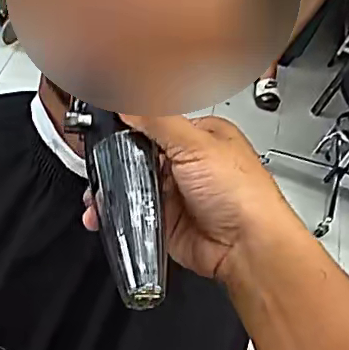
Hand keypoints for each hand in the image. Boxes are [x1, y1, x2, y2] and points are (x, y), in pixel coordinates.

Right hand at [81, 113, 304, 283]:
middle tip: (101, 168)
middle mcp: (190, 168)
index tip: (107, 130)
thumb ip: (158, 121)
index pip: (157, 125)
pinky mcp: (169, 226)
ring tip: (103, 195)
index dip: (132, 128)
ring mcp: (179, 198)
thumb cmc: (242, 195)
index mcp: (202, 138)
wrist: (246, 246)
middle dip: (120, 165)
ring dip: (118, 193)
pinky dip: (123, 217)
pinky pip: (139, 218)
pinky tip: (113, 214)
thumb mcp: (195, 144)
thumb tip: (128, 103)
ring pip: (137, 190)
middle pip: (143, 159)